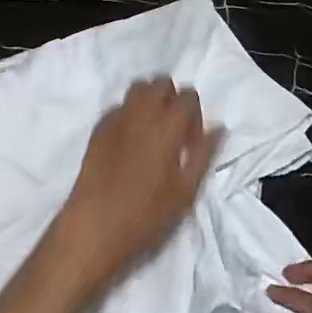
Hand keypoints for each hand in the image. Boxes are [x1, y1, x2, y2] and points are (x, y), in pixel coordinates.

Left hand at [54, 78, 220, 284]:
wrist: (93, 229)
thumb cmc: (146, 215)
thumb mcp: (186, 191)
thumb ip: (203, 154)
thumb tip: (218, 128)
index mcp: (166, 125)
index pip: (188, 96)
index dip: (195, 116)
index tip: (191, 143)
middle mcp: (141, 113)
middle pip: (161, 83)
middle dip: (172, 99)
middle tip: (174, 132)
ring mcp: (116, 118)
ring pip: (137, 88)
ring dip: (150, 101)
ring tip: (153, 132)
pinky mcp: (97, 129)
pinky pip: (119, 107)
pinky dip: (130, 114)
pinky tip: (130, 143)